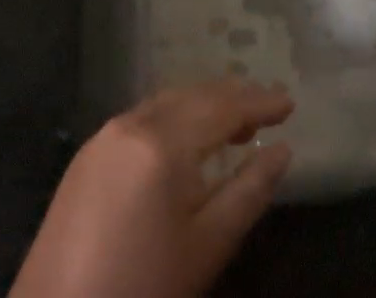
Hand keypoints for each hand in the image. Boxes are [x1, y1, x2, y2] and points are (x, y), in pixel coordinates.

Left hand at [8, 79, 293, 297]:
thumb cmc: (144, 285)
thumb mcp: (209, 243)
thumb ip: (250, 190)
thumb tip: (282, 150)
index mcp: (162, 142)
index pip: (223, 108)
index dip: (259, 103)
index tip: (290, 104)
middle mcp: (130, 126)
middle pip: (193, 97)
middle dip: (233, 99)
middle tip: (268, 110)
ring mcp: (101, 140)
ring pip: (165, 104)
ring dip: (203, 107)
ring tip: (236, 125)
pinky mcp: (84, 161)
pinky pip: (141, 121)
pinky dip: (174, 120)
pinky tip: (187, 143)